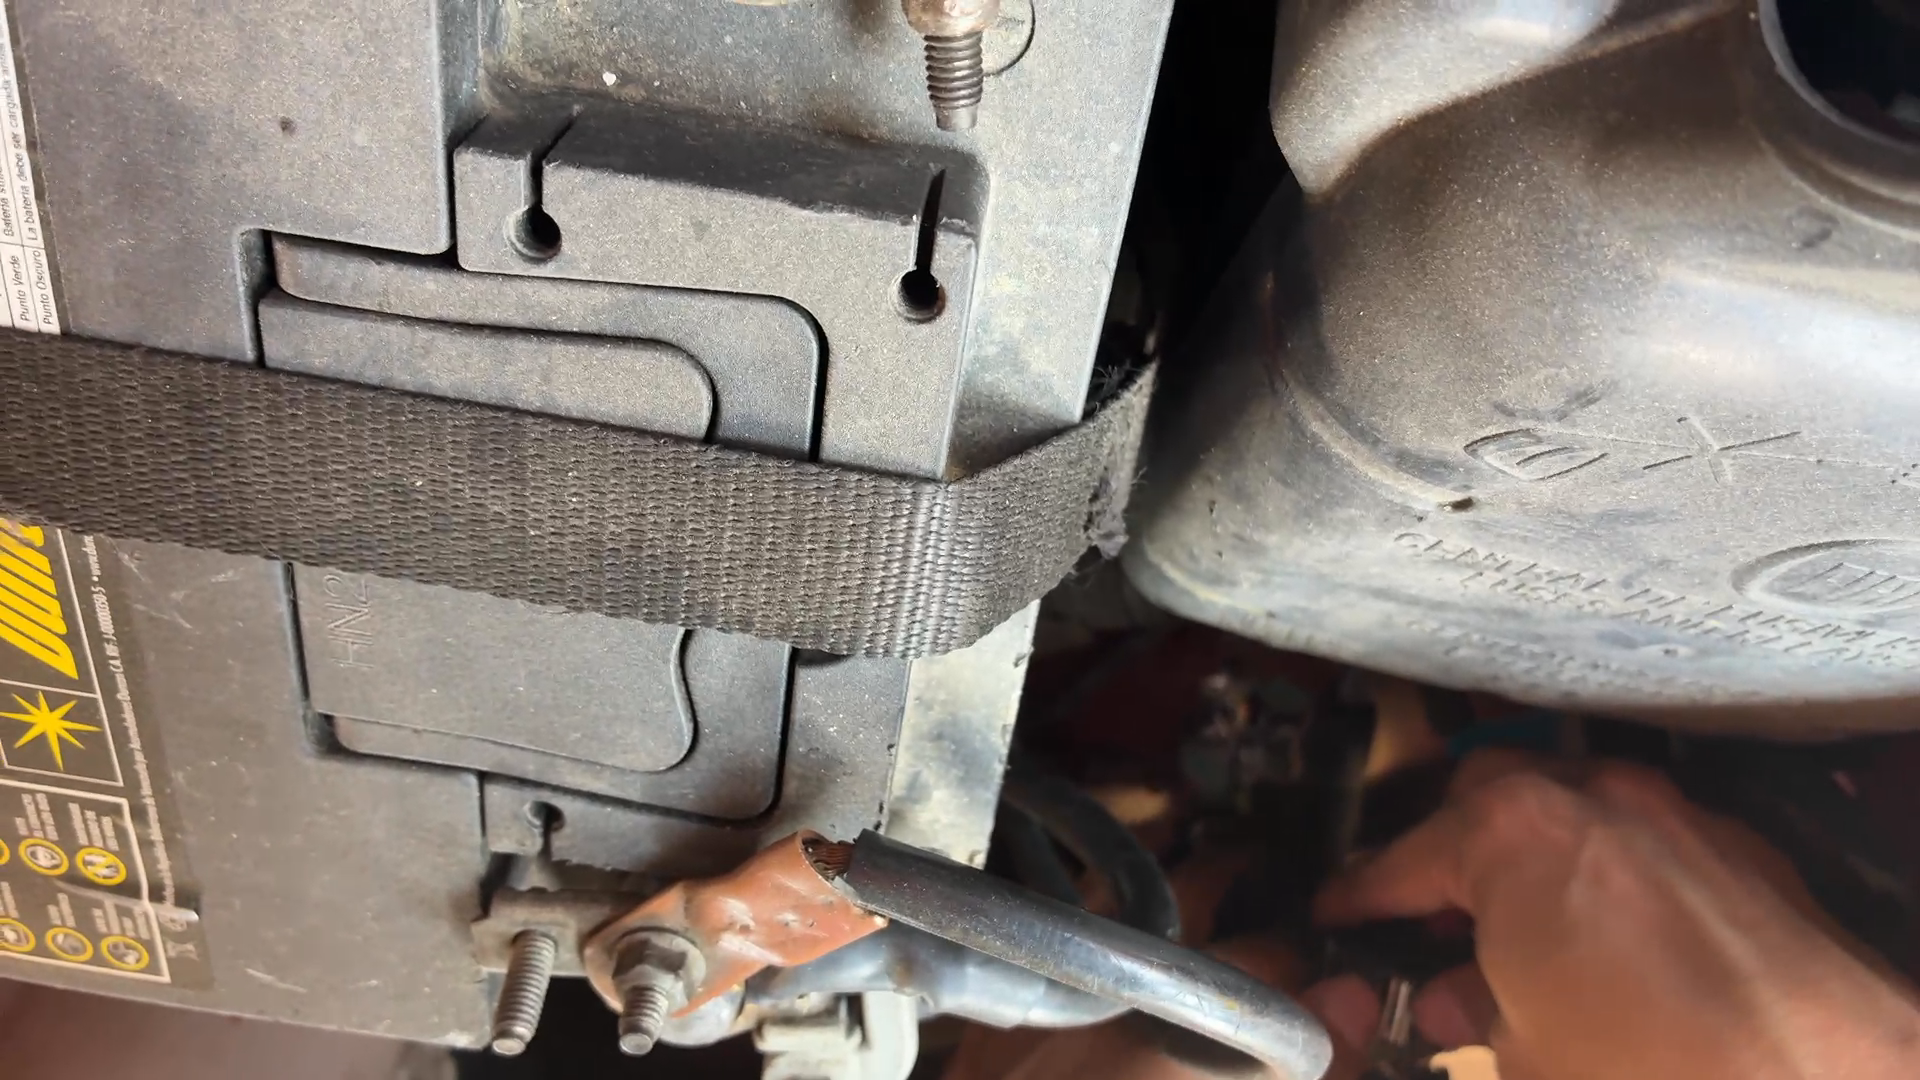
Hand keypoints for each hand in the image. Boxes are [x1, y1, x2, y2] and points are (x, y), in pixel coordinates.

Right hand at [1307, 750, 1919, 1079]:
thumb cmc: (1648, 1073)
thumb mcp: (1522, 1057)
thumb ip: (1469, 1007)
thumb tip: (1454, 998)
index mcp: (1508, 829)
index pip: (1400, 860)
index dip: (1357, 895)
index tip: (1333, 915)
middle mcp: (1588, 797)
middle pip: (1482, 796)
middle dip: (1450, 851)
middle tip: (1438, 917)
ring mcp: (1679, 819)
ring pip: (1568, 811)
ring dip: (1532, 865)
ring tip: (1529, 946)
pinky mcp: (1756, 861)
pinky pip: (1649, 846)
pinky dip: (1610, 879)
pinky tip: (1622, 948)